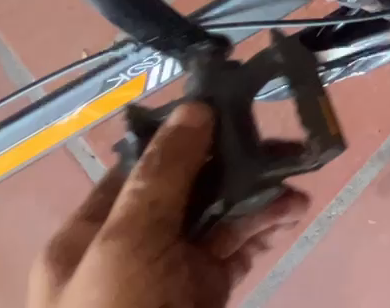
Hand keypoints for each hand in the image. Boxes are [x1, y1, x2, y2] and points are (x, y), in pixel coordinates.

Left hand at [28, 103, 309, 307]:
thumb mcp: (128, 245)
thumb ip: (163, 176)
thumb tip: (195, 106)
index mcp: (93, 232)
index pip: (145, 162)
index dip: (190, 131)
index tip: (239, 106)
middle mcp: (134, 242)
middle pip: (195, 182)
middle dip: (243, 165)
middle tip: (286, 152)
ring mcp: (173, 265)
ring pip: (226, 210)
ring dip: (264, 196)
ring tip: (296, 197)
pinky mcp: (208, 284)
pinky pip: (243, 241)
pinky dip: (269, 225)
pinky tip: (291, 217)